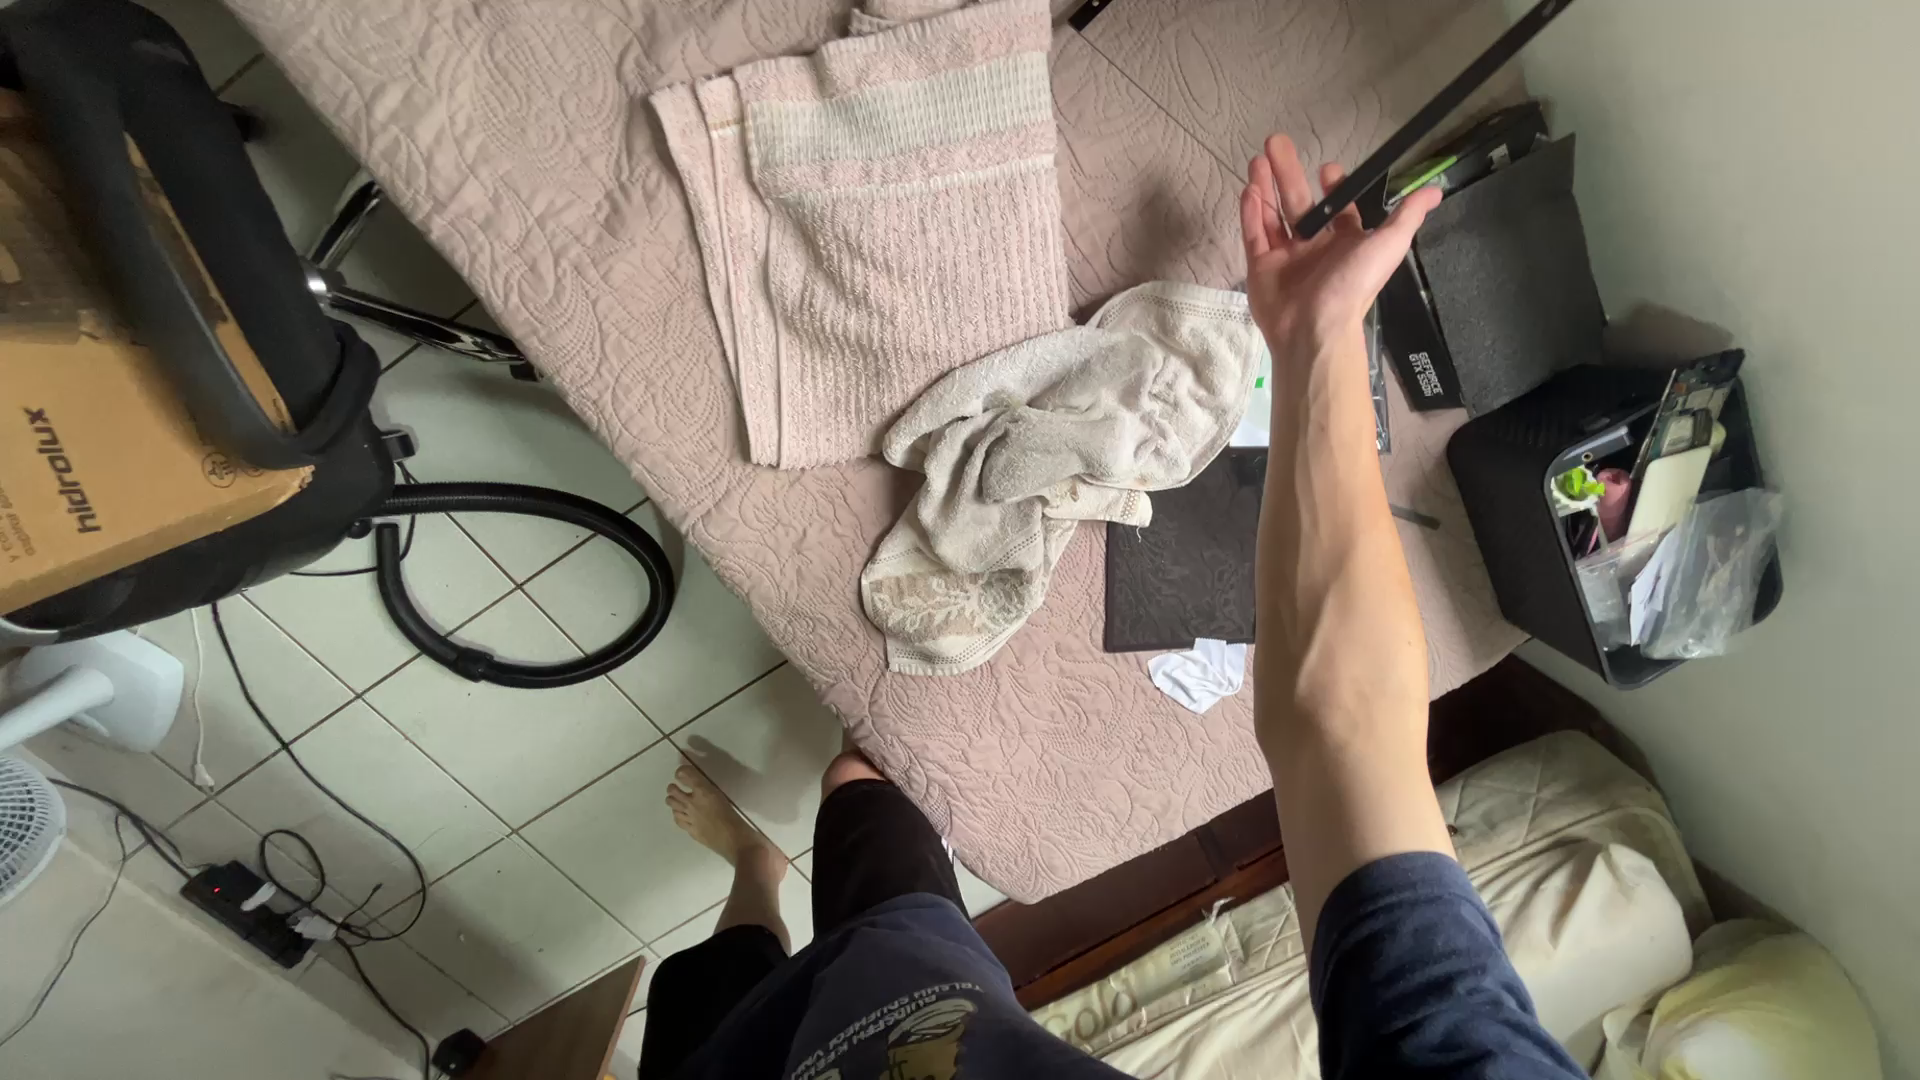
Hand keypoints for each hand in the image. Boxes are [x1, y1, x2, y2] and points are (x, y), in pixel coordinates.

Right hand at [1239, 134, 1440, 356]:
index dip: (1332, 187)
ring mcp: (1283, 257)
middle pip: (1298, 203)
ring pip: (1272, 215)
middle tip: (1276, 142)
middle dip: (1288, 172)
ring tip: (1257, 158)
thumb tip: (1434, 190)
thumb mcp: (1389, 245)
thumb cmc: (1352, 286)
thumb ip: (1406, 216)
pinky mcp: (1259, 267)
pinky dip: (1251, 213)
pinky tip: (1249, 189)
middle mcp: (1312, 247)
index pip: (1336, 209)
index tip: (1325, 168)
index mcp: (1342, 243)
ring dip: (1265, 186)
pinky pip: (1254, 235)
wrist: (1314, 327)